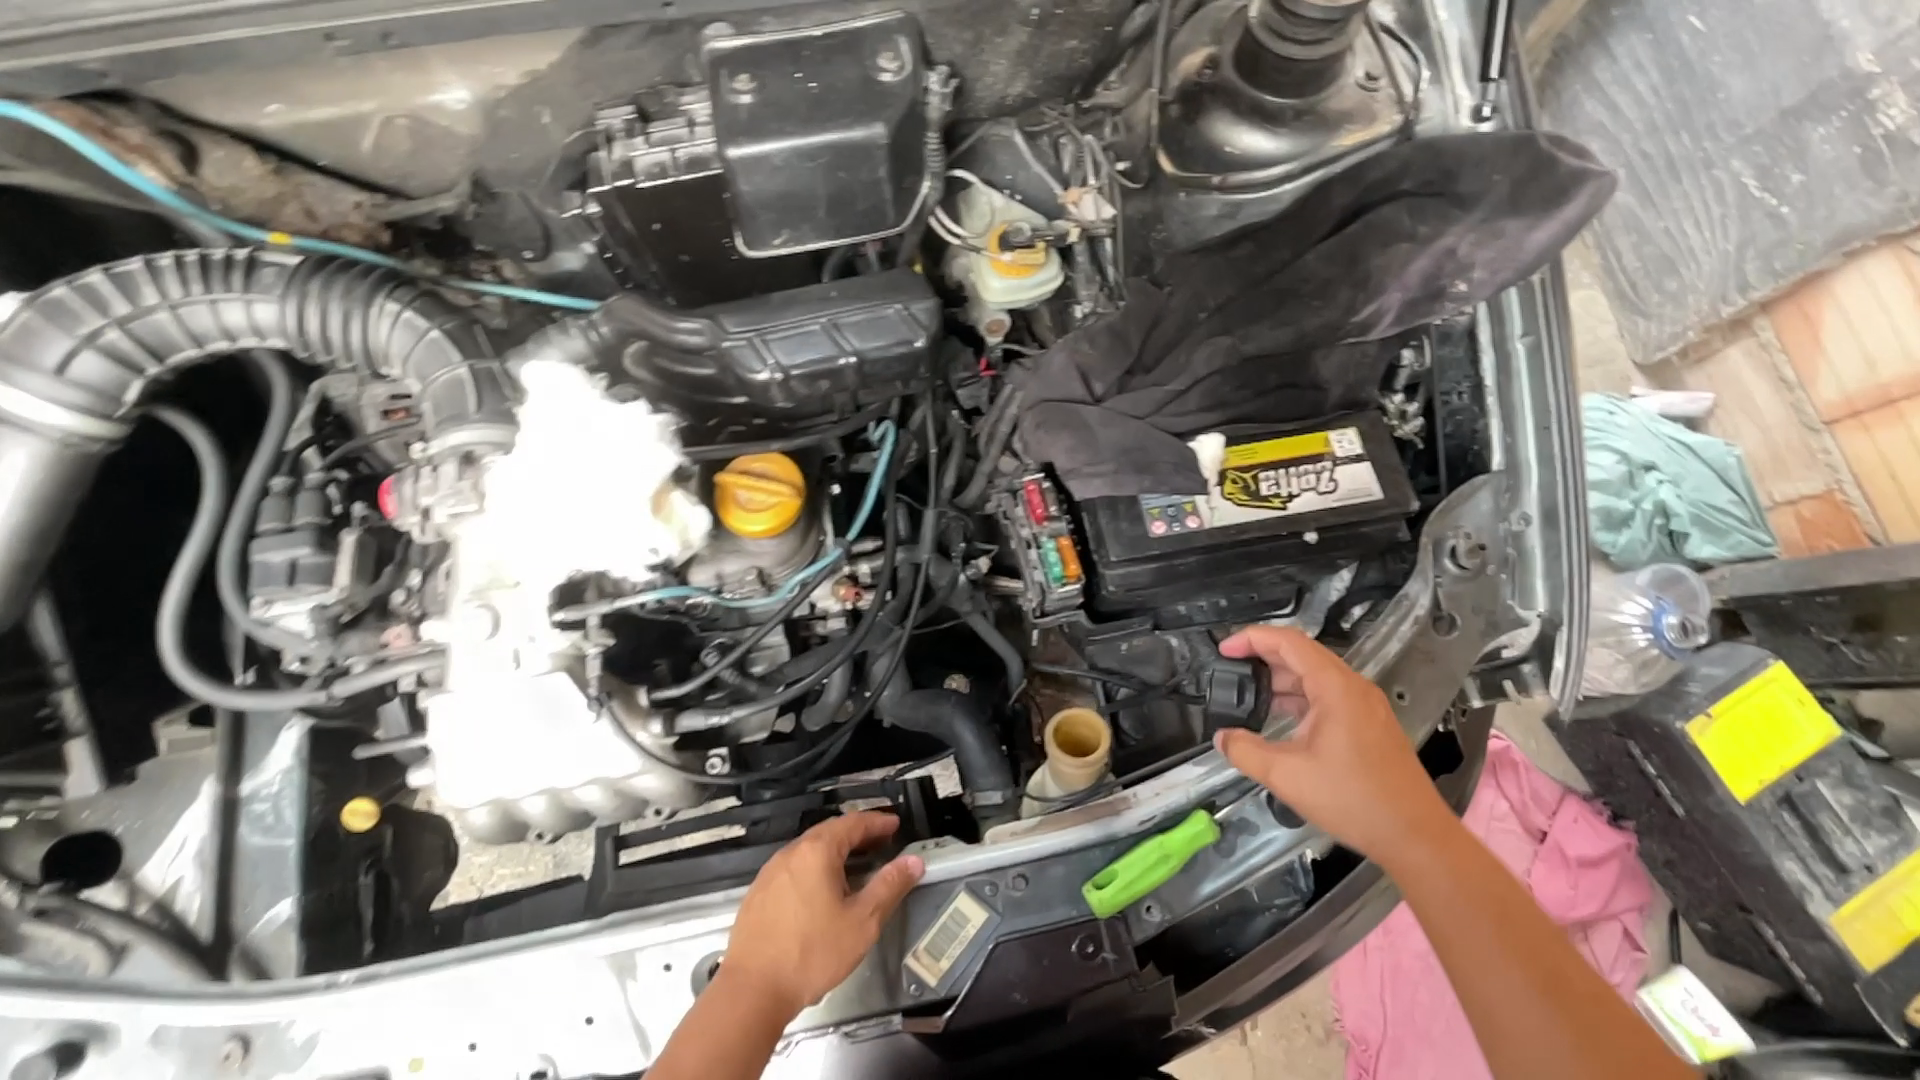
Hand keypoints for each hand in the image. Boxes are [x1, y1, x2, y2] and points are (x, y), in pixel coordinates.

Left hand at [720, 811, 924, 1017]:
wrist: (753, 990)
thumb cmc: (812, 953)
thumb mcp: (862, 922)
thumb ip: (889, 886)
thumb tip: (914, 861)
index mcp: (817, 852)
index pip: (853, 824)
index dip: (877, 822)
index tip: (895, 824)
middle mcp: (790, 853)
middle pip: (829, 831)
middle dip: (857, 833)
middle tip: (881, 841)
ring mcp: (770, 873)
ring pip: (809, 849)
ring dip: (835, 850)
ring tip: (856, 864)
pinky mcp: (758, 894)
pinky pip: (794, 868)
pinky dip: (815, 867)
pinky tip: (822, 889)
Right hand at [1213, 626, 1452, 867]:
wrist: (1414, 835)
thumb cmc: (1353, 800)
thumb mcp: (1286, 776)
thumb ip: (1245, 751)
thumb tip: (1222, 738)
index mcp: (1336, 688)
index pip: (1289, 642)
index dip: (1252, 638)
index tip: (1225, 648)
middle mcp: (1354, 688)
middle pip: (1303, 655)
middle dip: (1263, 658)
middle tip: (1231, 671)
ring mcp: (1366, 706)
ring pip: (1316, 677)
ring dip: (1281, 681)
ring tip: (1249, 696)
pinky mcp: (1370, 725)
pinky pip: (1328, 697)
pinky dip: (1300, 699)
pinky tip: (1281, 718)